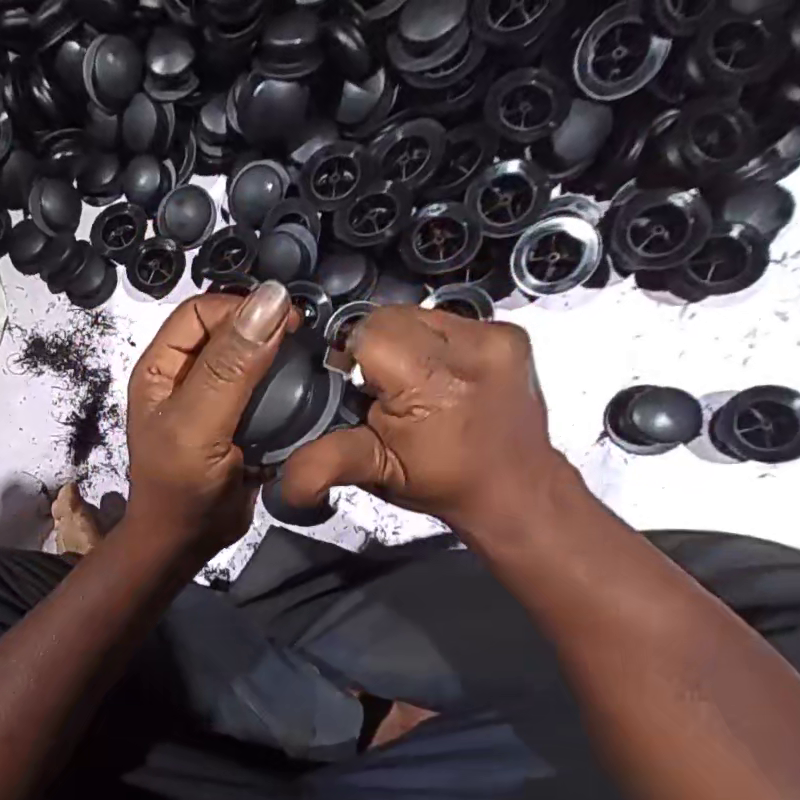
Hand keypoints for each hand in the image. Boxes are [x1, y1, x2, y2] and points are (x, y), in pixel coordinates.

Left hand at [124, 281, 295, 555]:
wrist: (187, 542)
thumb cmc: (180, 486)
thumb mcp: (197, 423)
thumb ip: (230, 366)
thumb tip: (271, 300)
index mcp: (161, 368)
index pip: (201, 312)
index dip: (241, 308)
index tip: (285, 321)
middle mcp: (185, 377)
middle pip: (228, 331)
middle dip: (265, 330)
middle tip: (303, 341)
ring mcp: (213, 400)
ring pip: (250, 360)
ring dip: (278, 359)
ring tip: (309, 364)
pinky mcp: (239, 422)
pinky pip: (265, 392)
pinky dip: (284, 389)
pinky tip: (303, 393)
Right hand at [280, 306, 571, 537]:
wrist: (513, 487)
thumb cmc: (445, 482)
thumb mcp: (374, 473)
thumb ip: (326, 463)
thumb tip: (286, 481)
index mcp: (431, 384)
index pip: (369, 330)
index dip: (352, 354)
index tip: (357, 386)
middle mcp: (470, 349)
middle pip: (392, 315)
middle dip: (376, 347)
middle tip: (382, 389)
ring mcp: (494, 336)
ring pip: (419, 312)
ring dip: (404, 342)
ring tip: (412, 383)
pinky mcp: (508, 332)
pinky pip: (449, 319)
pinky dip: (433, 342)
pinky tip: (437, 374)